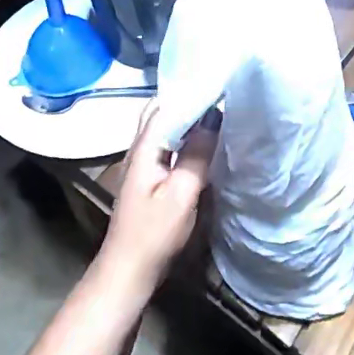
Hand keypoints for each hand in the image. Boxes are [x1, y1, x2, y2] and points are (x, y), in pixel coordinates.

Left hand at [97, 104, 214, 293]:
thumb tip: (214, 117)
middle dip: (192, 100)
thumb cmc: (154, 234)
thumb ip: (196, 155)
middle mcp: (141, 149)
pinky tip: (208, 141)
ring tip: (222, 111)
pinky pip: (171, 144)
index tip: (222, 83)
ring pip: (167, 128)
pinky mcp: (152, 176)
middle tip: (225, 94)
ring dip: (191, 118)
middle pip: (164, 112)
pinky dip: (188, 136)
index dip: (193, 92)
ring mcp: (145, 163)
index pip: (167, 106)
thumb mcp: (181, 194)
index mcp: (145, 148)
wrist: (128, 271)